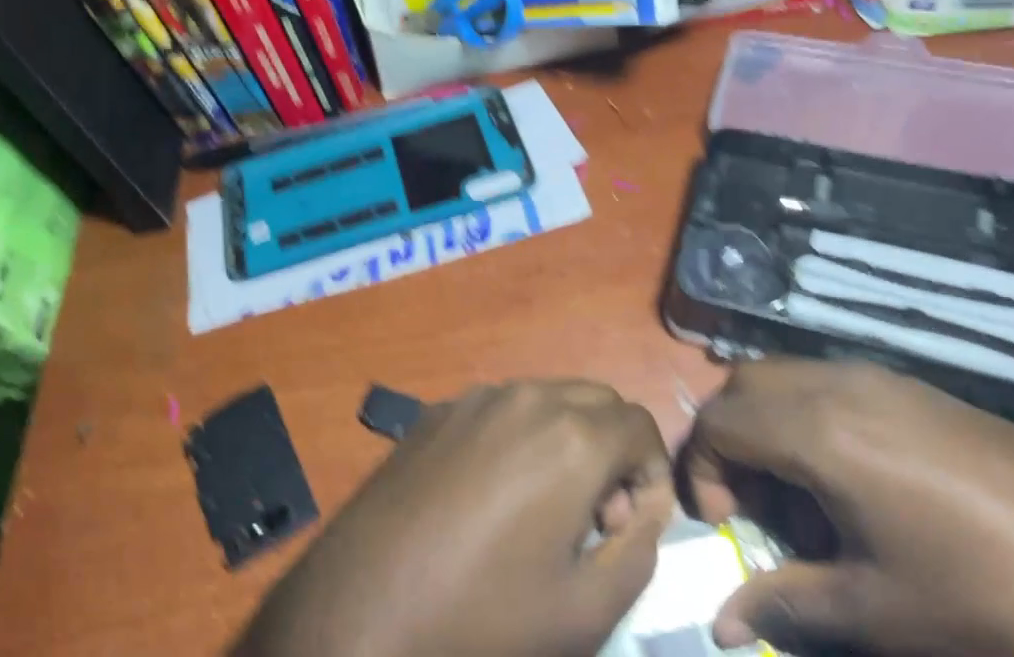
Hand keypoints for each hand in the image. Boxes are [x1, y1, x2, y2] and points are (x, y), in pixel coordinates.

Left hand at [237, 380, 674, 656]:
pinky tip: (492, 495)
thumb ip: (639, 553)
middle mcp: (524, 398)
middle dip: (613, 451)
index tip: (635, 525)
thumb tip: (641, 514)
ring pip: (546, 399)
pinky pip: (498, 410)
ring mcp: (471, 400)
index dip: (653, 475)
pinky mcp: (431, 414)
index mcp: (571, 437)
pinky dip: (519, 437)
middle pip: (597, 402)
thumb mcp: (586, 610)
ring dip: (567, 440)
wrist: (360, 610)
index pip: (641, 426)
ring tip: (545, 508)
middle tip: (596, 519)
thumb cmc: (482, 614)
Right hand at [683, 359, 1013, 655]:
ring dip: (773, 432)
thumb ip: (785, 604)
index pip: (719, 421)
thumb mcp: (876, 611)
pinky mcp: (922, 392)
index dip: (702, 470)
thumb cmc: (985, 592)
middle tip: (755, 507)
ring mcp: (885, 381)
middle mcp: (840, 384)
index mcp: (818, 429)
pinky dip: (815, 426)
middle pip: (745, 385)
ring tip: (813, 508)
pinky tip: (863, 493)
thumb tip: (720, 626)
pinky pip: (835, 388)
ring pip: (789, 380)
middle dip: (729, 440)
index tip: (730, 526)